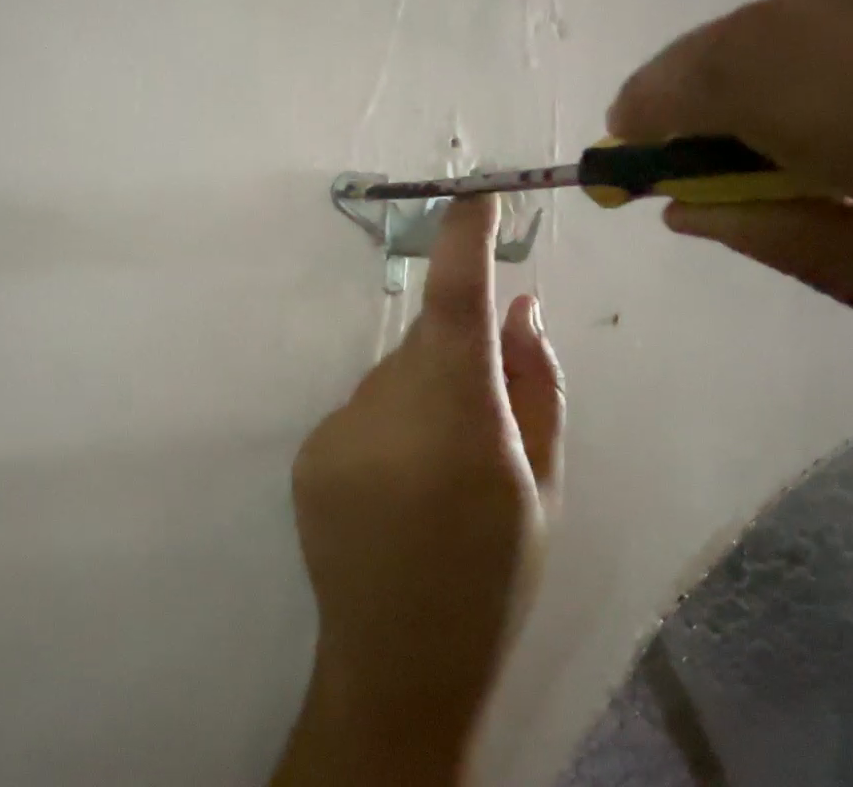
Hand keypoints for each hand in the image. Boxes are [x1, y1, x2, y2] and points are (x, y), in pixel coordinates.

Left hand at [272, 195, 563, 785]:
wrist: (400, 659)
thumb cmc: (495, 579)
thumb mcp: (545, 486)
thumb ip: (535, 384)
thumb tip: (518, 303)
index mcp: (462, 421)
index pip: (458, 303)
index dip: (465, 239)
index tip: (473, 194)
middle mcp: (388, 412)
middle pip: (426, 343)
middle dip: (458, 357)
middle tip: (479, 426)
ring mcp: (338, 432)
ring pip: (392, 376)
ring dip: (421, 398)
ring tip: (434, 476)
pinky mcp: (307, 453)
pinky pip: (359, 410)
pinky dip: (385, 427)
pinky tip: (394, 490)